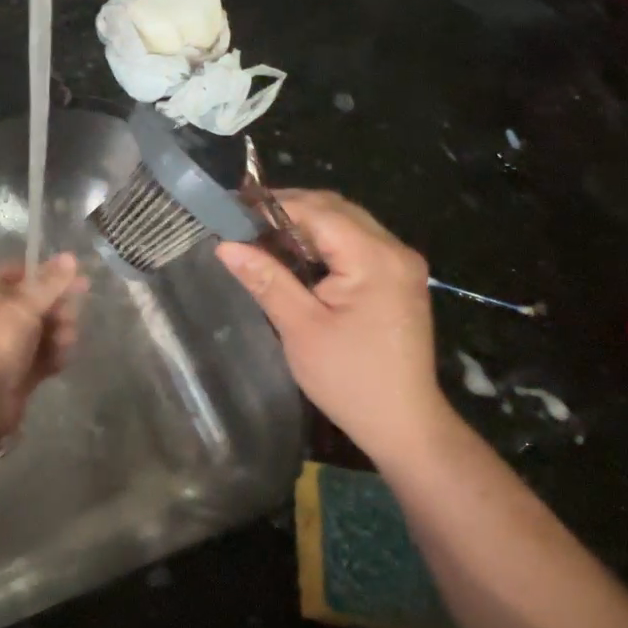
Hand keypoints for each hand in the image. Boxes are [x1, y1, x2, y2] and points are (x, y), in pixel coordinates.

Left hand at [0, 254, 88, 436]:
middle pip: (34, 302)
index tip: (74, 278)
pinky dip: (52, 356)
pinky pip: (41, 355)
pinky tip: (60, 361)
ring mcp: (3, 345)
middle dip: (57, 308)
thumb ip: (50, 283)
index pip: (18, 272)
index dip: (45, 274)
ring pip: (42, 330)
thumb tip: (70, 256)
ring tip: (65, 342)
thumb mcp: (24, 306)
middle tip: (71, 315)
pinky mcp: (16, 371)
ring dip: (59, 333)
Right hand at [214, 189, 450, 460]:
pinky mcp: (399, 278)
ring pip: (347, 222)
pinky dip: (324, 240)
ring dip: (306, 222)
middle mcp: (394, 250)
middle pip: (335, 209)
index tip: (232, 208)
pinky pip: (357, 242)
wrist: (403, 423)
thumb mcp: (300, 328)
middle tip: (242, 220)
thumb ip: (266, 279)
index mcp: (374, 258)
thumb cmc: (349, 378)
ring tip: (262, 235)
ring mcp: (401, 263)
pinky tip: (296, 255)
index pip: (318, 211)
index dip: (274, 204)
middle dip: (289, 207)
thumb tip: (225, 244)